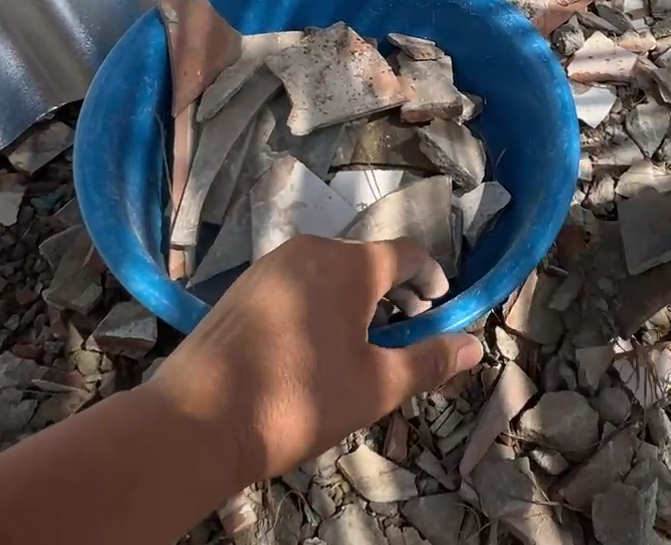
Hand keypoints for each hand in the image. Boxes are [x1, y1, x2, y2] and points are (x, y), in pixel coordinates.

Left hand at [145, 235, 482, 482]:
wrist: (195, 422)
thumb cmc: (296, 401)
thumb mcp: (374, 387)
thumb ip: (428, 361)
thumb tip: (476, 346)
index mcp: (350, 265)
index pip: (406, 252)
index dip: (430, 275)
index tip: (438, 303)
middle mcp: (313, 249)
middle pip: (369, 258)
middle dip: (395, 287)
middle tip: (405, 327)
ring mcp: (273, 262)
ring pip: (332, 266)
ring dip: (357, 292)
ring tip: (361, 337)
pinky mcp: (246, 282)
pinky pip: (300, 277)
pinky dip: (322, 296)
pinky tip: (314, 339)